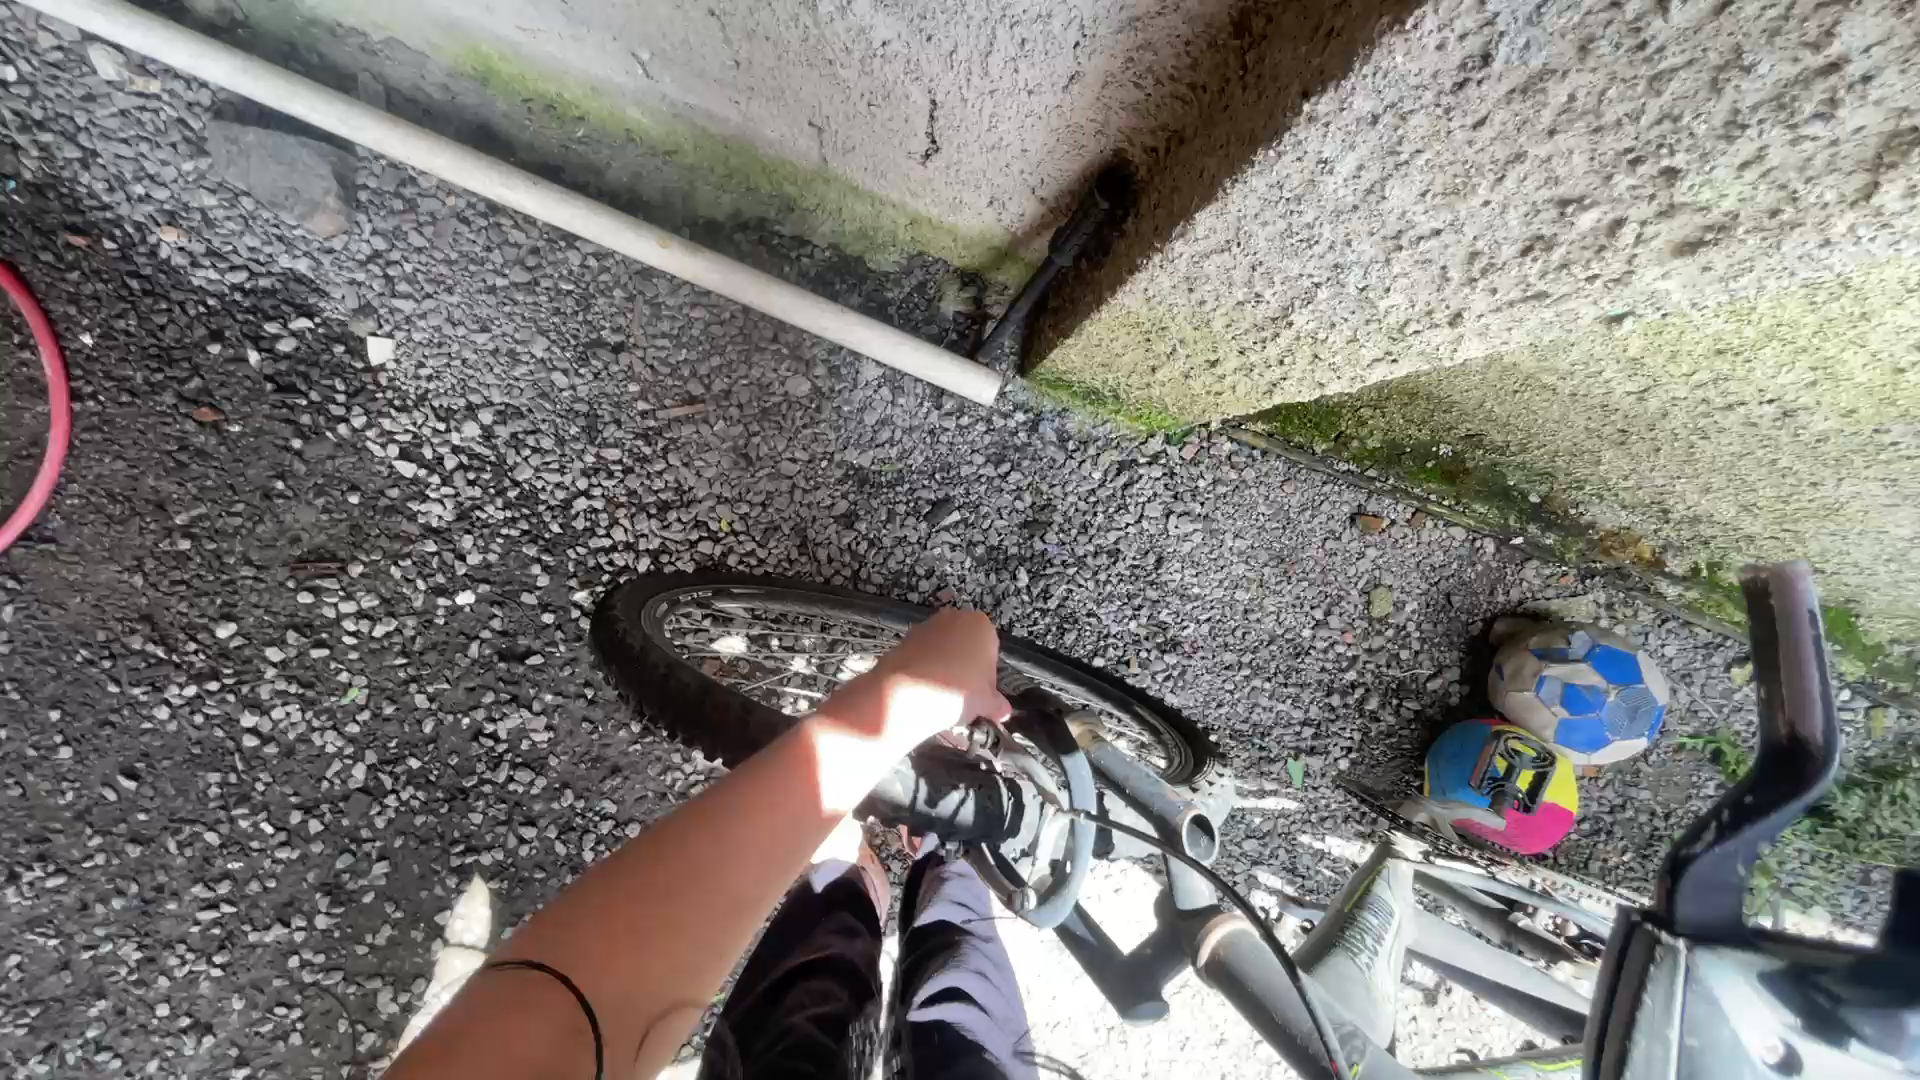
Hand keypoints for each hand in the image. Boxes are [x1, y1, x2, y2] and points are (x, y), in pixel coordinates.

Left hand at [801, 608, 1010, 803]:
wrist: (902, 696)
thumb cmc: (954, 692)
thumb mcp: (982, 701)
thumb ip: (994, 704)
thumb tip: (1003, 714)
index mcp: (979, 625)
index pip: (991, 651)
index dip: (986, 680)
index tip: (979, 703)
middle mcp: (951, 619)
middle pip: (964, 651)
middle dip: (962, 678)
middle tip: (960, 708)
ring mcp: (922, 629)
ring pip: (940, 657)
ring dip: (941, 680)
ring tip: (938, 711)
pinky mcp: (898, 644)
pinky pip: (918, 663)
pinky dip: (921, 681)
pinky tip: (920, 705)